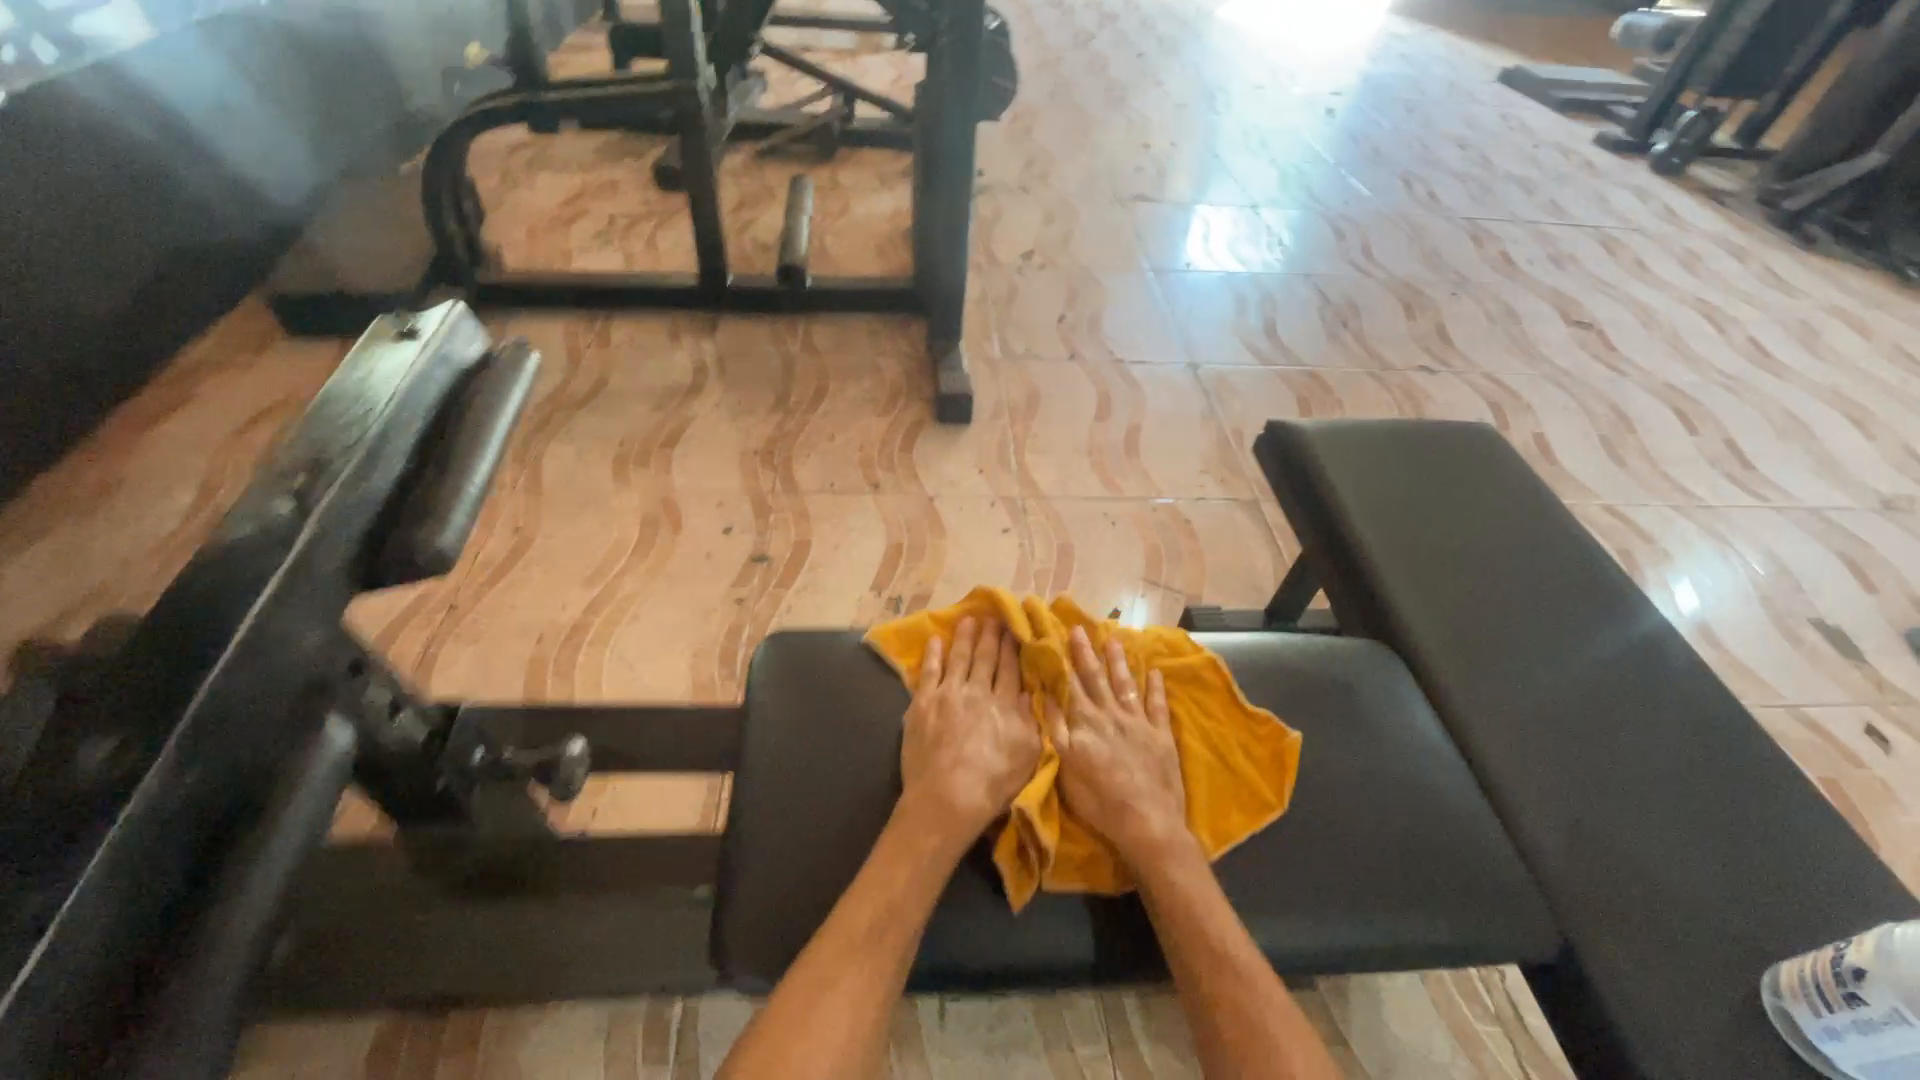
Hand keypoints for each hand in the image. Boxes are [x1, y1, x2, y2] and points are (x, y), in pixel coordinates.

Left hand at [900, 617, 1041, 837]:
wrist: (947, 796)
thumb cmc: (992, 784)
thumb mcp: (1027, 756)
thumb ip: (1030, 722)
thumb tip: (1026, 693)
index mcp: (1004, 705)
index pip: (1009, 669)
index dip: (1011, 648)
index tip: (1013, 630)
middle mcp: (977, 692)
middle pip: (985, 658)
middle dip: (990, 636)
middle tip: (993, 617)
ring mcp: (947, 695)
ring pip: (958, 658)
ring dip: (965, 637)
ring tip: (968, 620)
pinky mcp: (922, 704)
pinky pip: (928, 671)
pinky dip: (933, 654)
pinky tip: (936, 640)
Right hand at [1044, 626, 1193, 867]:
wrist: (1147, 822)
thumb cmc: (1099, 801)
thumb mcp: (1066, 767)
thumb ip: (1056, 729)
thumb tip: (1046, 696)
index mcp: (1086, 723)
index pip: (1070, 684)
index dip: (1062, 660)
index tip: (1054, 636)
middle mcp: (1111, 715)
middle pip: (1096, 678)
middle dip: (1086, 652)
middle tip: (1078, 628)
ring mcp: (1139, 723)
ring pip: (1126, 684)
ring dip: (1118, 662)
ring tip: (1113, 639)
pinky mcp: (1161, 735)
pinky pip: (1157, 705)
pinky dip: (1155, 687)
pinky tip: (1155, 672)